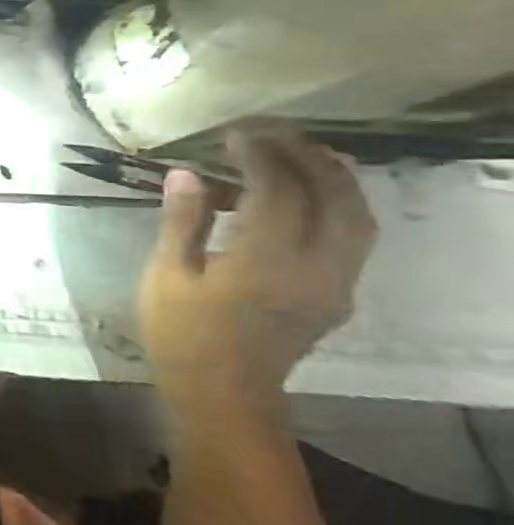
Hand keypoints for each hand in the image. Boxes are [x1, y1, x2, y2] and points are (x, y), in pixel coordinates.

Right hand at [139, 127, 376, 417]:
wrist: (221, 390)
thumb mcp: (166, 275)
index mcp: (266, 263)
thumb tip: (186, 174)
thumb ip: (181, 222)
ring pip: (358, 219)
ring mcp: (336, 284)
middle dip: (309, 159)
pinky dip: (336, 205)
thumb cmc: (180, 331)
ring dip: (333, 180)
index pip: (278, 194)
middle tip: (272, 135)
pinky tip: (307, 195)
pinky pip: (352, 237)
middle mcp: (317, 270)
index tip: (236, 135)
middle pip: (336, 200)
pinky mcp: (337, 293)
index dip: (260, 158)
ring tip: (300, 154)